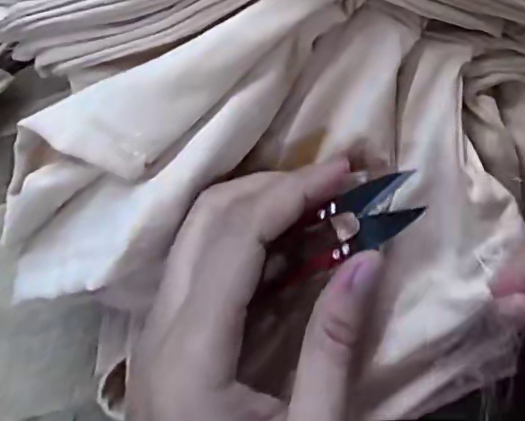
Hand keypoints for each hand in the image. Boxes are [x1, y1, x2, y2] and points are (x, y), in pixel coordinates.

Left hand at [129, 160, 383, 420]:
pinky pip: (198, 261)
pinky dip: (243, 234)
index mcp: (190, 352)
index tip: (345, 171)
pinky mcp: (164, 342)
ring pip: (197, 231)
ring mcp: (154, 333)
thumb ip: (334, 345)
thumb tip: (370, 256)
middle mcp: (159, 328)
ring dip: (256, 202)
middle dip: (275, 184)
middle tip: (335, 182)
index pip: (238, 233)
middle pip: (209, 216)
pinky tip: (288, 244)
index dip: (293, 190)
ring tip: (317, 202)